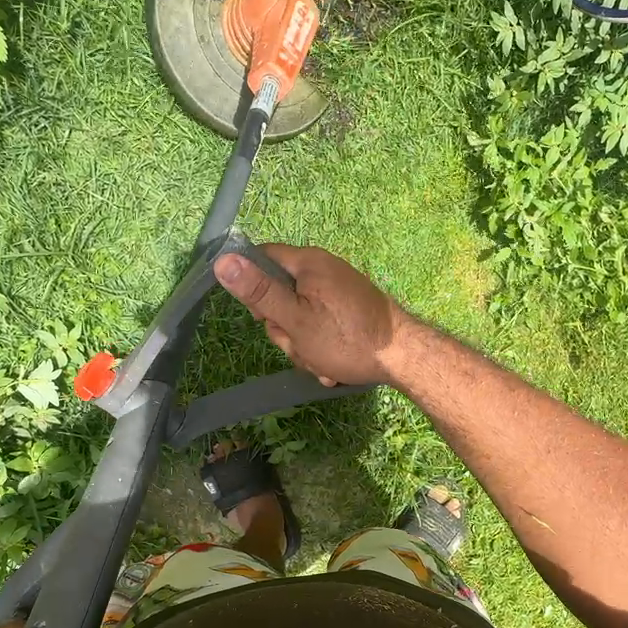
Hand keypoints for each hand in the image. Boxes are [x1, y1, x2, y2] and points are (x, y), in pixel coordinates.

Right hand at [214, 245, 416, 386]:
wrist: (405, 358)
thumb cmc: (347, 338)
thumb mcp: (295, 319)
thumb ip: (259, 292)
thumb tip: (222, 260)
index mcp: (309, 263)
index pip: (263, 258)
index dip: (254, 288)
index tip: (264, 316)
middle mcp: (325, 271)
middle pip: (282, 296)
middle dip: (287, 330)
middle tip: (303, 347)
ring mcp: (340, 293)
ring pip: (302, 319)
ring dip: (305, 347)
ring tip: (324, 363)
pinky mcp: (352, 313)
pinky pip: (324, 329)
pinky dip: (324, 349)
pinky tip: (334, 368)